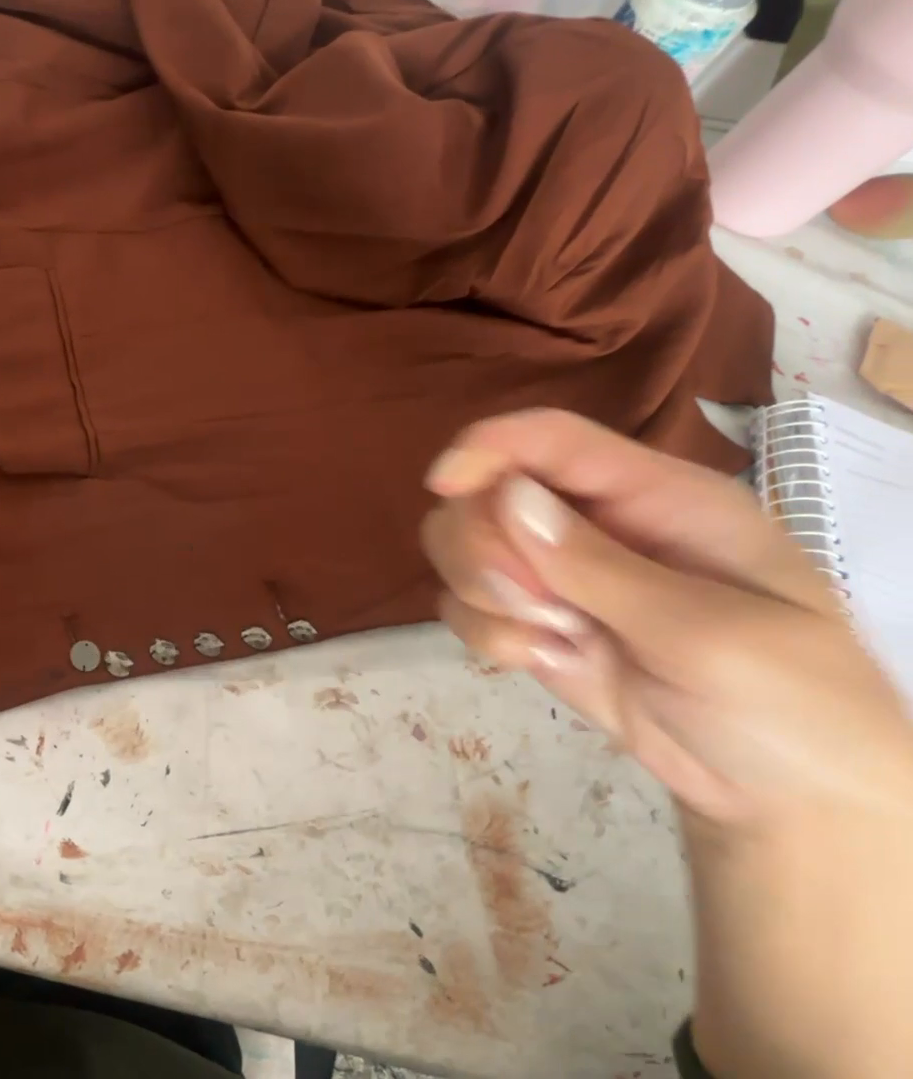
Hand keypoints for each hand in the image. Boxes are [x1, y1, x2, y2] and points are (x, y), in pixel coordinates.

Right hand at [419, 409, 912, 831]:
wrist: (786, 796)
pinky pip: (465, 608)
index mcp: (659, 499)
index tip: (444, 486)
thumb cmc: (792, 703)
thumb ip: (601, 567)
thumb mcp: (709, 634)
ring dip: (486, 598)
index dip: (489, 448)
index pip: (552, 441)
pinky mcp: (530, 626)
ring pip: (462, 552)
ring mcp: (557, 579)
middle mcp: (597, 527)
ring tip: (554, 640)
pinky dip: (487, 636)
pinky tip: (545, 661)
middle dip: (484, 550)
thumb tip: (505, 496)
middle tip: (536, 605)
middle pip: (483, 497)